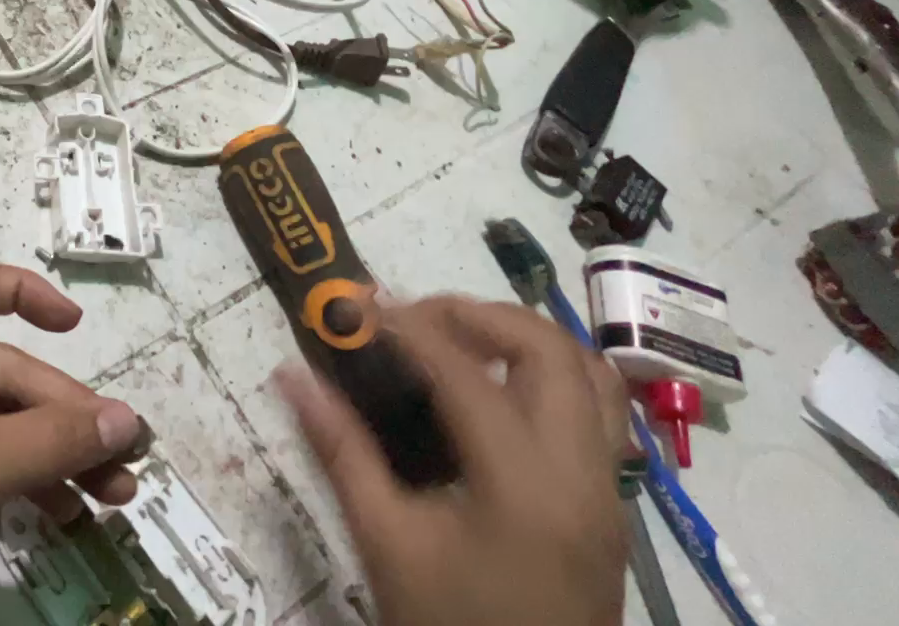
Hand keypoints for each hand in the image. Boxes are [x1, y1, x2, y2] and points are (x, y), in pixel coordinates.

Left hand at [0, 262, 150, 625]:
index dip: (22, 293)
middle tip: (126, 456)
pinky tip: (71, 514)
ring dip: (59, 454)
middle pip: (2, 372)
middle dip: (64, 415)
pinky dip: (31, 482)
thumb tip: (129, 421)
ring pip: (4, 422)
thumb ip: (51, 440)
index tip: (76, 325)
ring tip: (115, 495)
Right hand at [277, 296, 630, 625]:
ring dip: (522, 338)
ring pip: (590, 374)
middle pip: (550, 352)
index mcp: (524, 486)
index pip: (466, 373)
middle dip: (477, 315)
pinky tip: (493, 389)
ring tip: (455, 340)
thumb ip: (339, 448)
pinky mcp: (607, 504)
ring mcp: (606, 490)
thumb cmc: (446, 622)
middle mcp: (581, 474)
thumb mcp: (382, 538)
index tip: (360, 305)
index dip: (408, 327)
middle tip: (412, 316)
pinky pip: (596, 410)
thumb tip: (291, 375)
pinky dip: (547, 374)